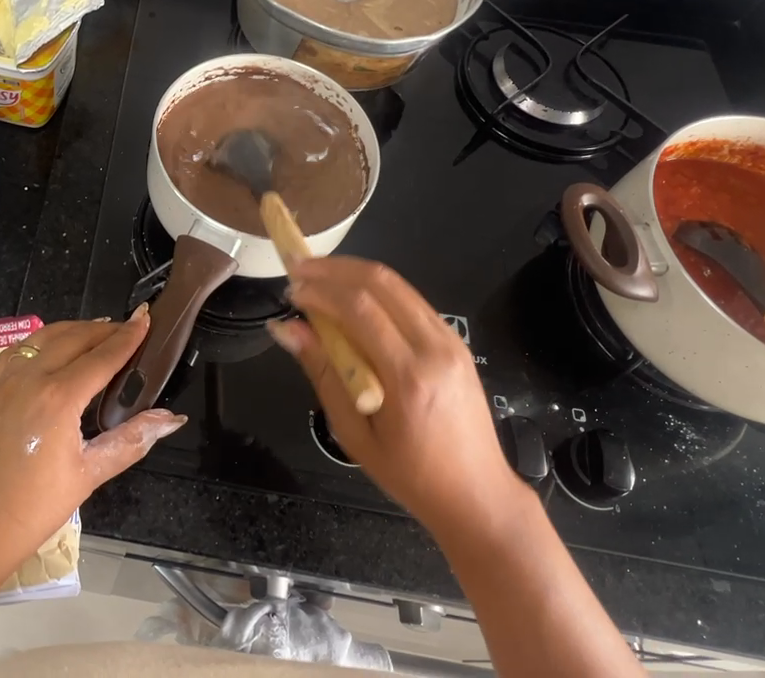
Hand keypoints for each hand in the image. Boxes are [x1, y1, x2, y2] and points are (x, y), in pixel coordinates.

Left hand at [0, 306, 184, 584]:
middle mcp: (31, 377)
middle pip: (74, 338)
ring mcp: (6, 380)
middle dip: (105, 330)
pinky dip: (45, 340)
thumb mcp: (89, 475)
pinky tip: (55, 349)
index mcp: (58, 397)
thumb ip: (131, 440)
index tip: (147, 317)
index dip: (128, 337)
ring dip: (75, 330)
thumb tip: (172, 419)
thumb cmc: (34, 509)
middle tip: (130, 329)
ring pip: (46, 337)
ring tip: (99, 332)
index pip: (102, 357)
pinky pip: (22, 349)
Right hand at [270, 257, 518, 532]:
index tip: (290, 289)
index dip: (320, 290)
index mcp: (409, 376)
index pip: (359, 309)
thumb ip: (323, 373)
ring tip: (317, 276)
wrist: (477, 494)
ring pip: (398, 285)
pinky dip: (377, 289)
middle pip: (380, 283)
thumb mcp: (354, 433)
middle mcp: (434, 348)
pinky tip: (351, 296)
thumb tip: (286, 328)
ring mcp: (451, 341)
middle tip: (298, 269)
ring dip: (354, 273)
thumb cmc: (410, 474)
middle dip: (333, 269)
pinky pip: (411, 301)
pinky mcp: (456, 342)